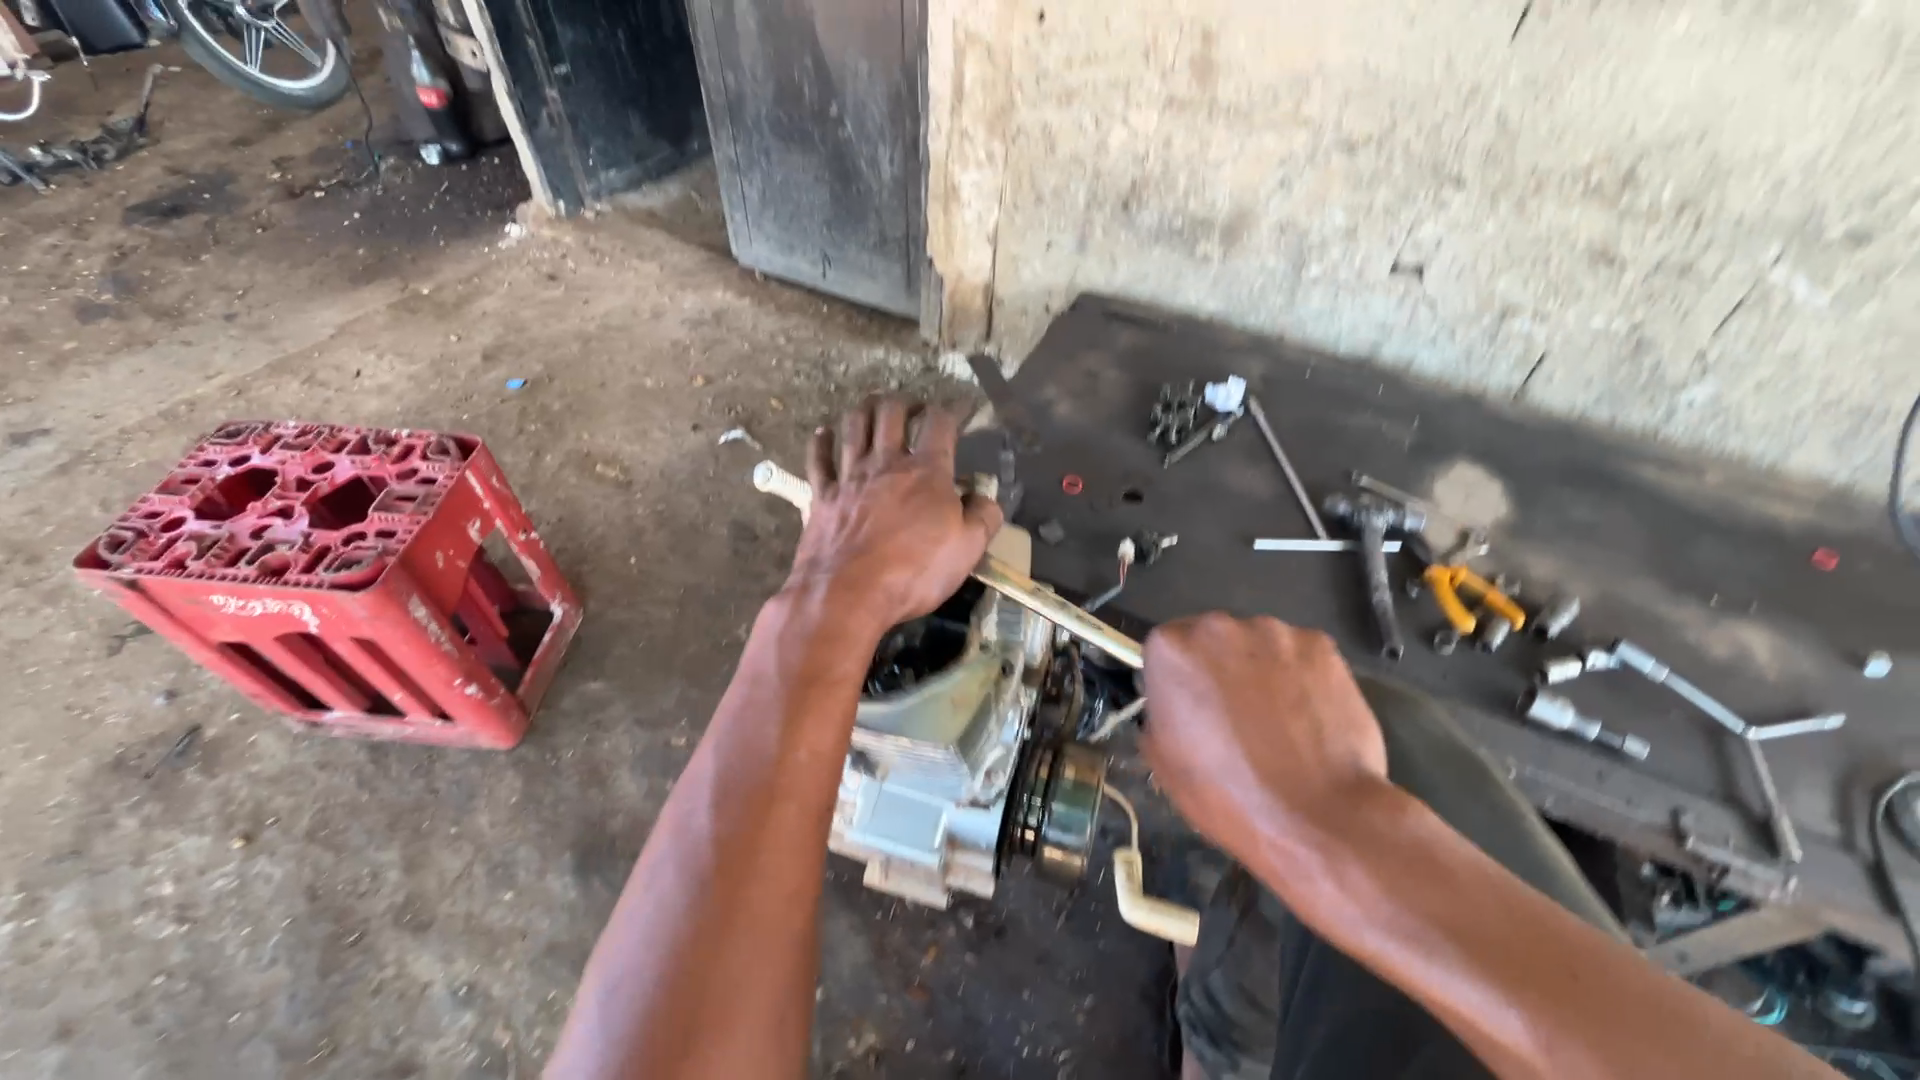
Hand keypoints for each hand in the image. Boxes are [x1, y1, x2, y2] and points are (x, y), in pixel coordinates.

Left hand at [782, 397, 1003, 630]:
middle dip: (905, 402)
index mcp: (927, 472)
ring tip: (874, 407)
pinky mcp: (822, 496)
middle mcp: (886, 463)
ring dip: (865, 409)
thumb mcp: (967, 550)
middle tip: (914, 408)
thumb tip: (986, 499)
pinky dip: (821, 442)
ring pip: (854, 425)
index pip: (940, 423)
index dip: (954, 409)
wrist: (847, 594)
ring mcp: (849, 477)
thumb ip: (983, 518)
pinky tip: (823, 433)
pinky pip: (818, 459)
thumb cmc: (914, 572)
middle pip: (891, 412)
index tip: (962, 409)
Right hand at [1139, 614, 1387, 860]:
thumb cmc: (1226, 792)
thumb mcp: (1162, 760)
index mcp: (1172, 649)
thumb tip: (1177, 706)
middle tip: (1234, 715)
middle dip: (1220, 668)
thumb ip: (1161, 713)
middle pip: (1213, 639)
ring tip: (1279, 721)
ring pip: (1259, 646)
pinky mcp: (1322, 645)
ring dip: (1262, 671)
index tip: (1192, 709)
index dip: (1179, 680)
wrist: (1315, 813)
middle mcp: (1219, 627)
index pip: (1166, 649)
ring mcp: (1275, 632)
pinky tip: (1310, 717)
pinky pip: (1301, 656)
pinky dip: (1302, 678)